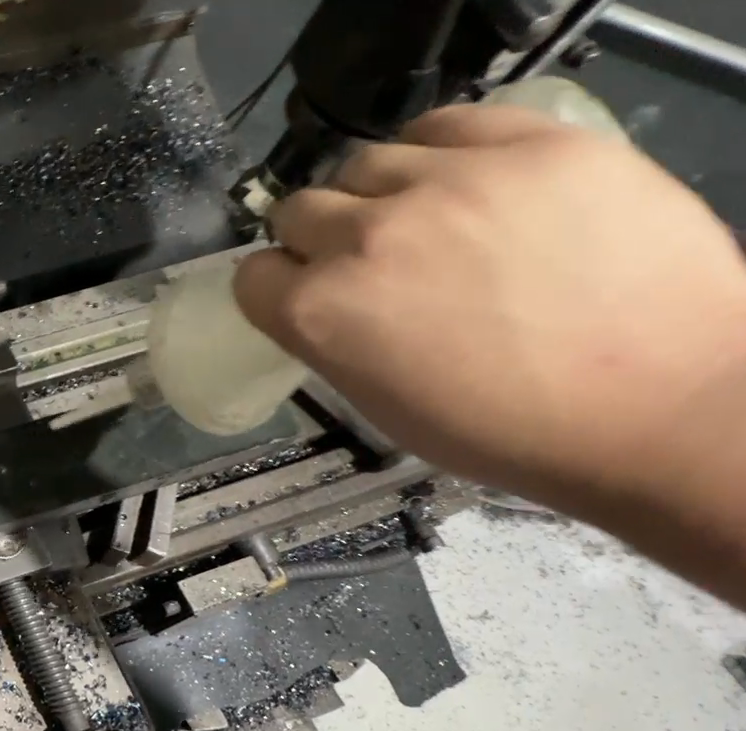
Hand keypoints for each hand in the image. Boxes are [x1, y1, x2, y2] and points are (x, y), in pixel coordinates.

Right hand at [233, 104, 745, 519]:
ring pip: (365, 161)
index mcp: (319, 312)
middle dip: (318, 238)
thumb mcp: (375, 400)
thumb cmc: (500, 428)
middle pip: (298, 209)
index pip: (252, 274)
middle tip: (365, 260)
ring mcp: (451, 183)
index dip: (277, 287)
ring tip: (419, 218)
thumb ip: (328, 336)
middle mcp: (364, 238)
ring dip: (375, 193)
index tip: (306, 294)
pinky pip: (449, 123)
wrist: (657, 404)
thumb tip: (321, 299)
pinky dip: (438, 150)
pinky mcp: (534, 145)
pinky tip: (462, 181)